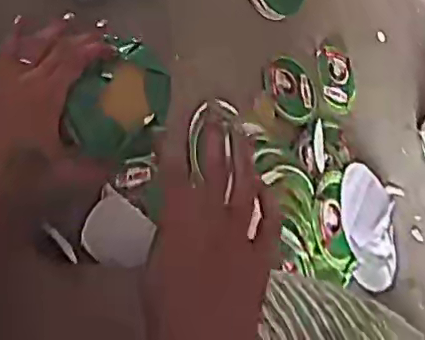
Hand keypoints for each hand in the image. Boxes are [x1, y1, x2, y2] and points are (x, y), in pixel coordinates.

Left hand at [0, 16, 111, 195]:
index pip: (75, 61)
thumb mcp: (66, 177)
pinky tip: (19, 24)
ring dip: (51, 32)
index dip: (94, 50)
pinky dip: (15, 38)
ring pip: (31, 46)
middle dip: (80, 37)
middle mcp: (27, 81)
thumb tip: (123, 160)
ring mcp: (7, 83)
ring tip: (66, 20)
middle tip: (100, 30)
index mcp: (47, 94)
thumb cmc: (22, 182)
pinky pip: (6, 55)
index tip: (113, 48)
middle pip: (56, 49)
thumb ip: (97, 166)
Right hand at [145, 122, 277, 339]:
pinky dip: (271, 201)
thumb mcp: (153, 267)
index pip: (173, 171)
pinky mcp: (262, 255)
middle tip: (213, 114)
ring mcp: (241, 234)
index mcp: (180, 217)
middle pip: (213, 169)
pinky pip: (272, 222)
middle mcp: (212, 217)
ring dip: (243, 159)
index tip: (166, 127)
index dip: (169, 146)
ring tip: (242, 135)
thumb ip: (164, 232)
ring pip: (244, 186)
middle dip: (211, 139)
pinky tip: (268, 184)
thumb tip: (170, 213)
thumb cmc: (169, 311)